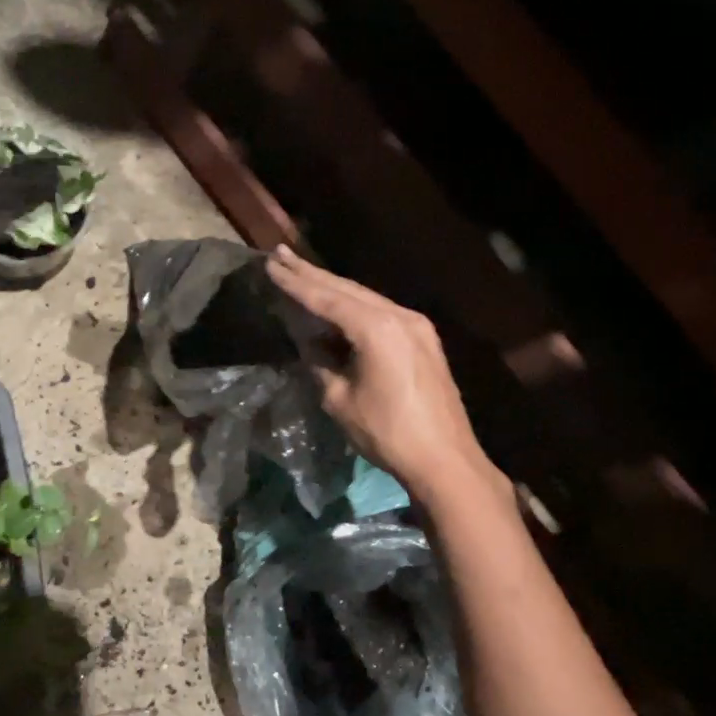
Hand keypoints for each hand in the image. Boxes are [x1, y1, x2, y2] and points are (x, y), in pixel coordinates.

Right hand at [267, 246, 507, 497]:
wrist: (445, 460)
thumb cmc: (387, 433)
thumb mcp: (340, 400)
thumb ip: (320, 363)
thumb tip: (310, 344)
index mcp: (377, 328)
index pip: (326, 299)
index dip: (295, 283)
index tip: (270, 264)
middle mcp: (400, 316)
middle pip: (347, 289)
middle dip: (312, 273)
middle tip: (280, 255)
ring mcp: (416, 326)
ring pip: (366, 298)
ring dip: (333, 287)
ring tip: (301, 273)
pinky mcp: (423, 340)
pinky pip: (381, 312)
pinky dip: (354, 306)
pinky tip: (336, 304)